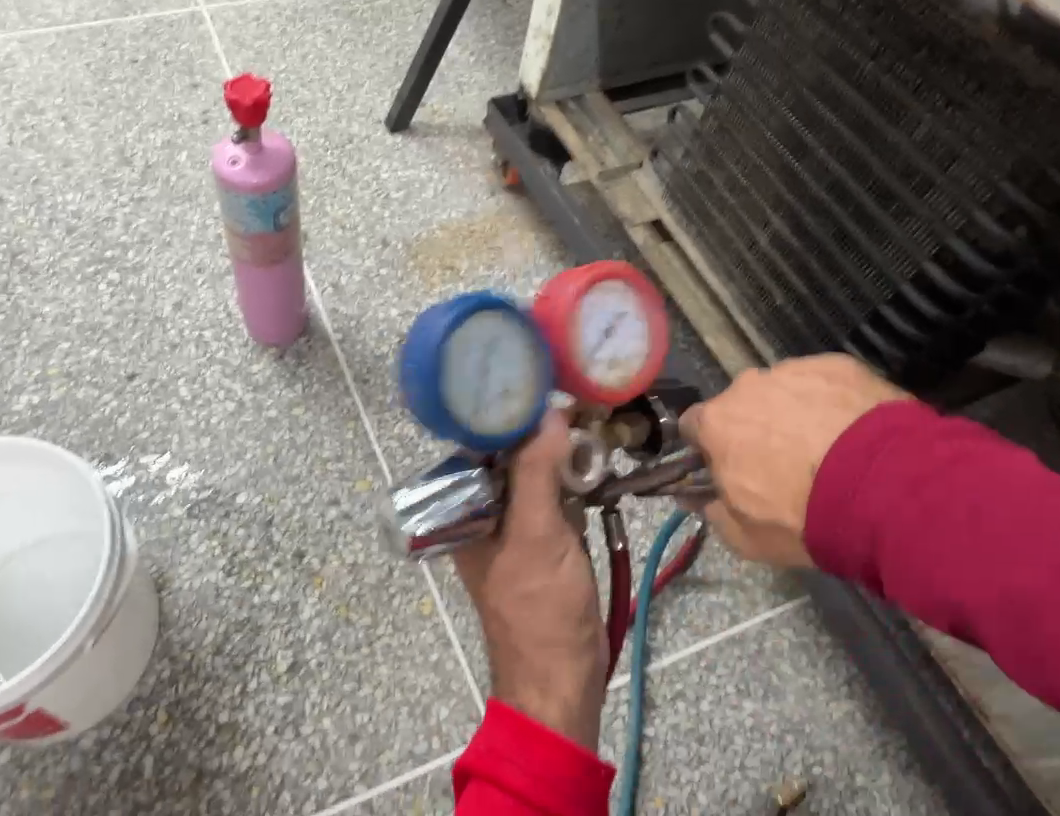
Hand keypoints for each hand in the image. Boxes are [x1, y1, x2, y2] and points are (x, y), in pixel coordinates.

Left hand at [451, 408, 606, 747]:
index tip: (539, 381)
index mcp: (464, 507)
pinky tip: (595, 458)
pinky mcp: (546, 537)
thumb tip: (549, 412)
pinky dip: (575, 478)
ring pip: (536, 472)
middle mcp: (484, 509)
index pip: (478, 445)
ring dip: (561, 449)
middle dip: (540, 427)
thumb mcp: (536, 535)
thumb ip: (537, 472)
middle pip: (509, 454)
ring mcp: (516, 523)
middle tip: (574, 395)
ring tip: (588, 417)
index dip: (507, 413)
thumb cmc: (539, 608)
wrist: (562, 678)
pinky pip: (557, 495)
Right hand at [680, 354, 909, 567]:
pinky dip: (834, 402)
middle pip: (741, 404)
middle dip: (755, 428)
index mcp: (716, 424)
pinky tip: (856, 431)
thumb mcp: (747, 538)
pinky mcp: (839, 365)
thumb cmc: (804, 517)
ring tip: (830, 448)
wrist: (887, 490)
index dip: (710, 447)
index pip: (694, 426)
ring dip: (795, 413)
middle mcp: (747, 387)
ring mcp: (794, 371)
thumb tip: (698, 498)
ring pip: (785, 390)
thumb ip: (714, 513)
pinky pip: (826, 382)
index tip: (729, 467)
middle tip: (786, 462)